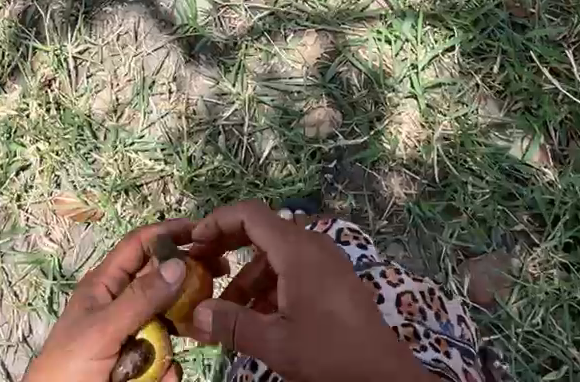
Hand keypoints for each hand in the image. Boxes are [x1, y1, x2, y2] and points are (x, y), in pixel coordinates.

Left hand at [23, 218, 197, 381]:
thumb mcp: (102, 330)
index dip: (167, 233)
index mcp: (105, 285)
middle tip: (214, 281)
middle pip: (160, 283)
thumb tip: (179, 263)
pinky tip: (160, 380)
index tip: (202, 232)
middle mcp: (121, 306)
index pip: (139, 245)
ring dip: (175, 338)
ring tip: (182, 347)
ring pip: (167, 324)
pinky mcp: (139, 367)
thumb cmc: (69, 368)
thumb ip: (140, 298)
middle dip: (185, 285)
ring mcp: (132, 338)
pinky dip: (166, 372)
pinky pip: (164, 362)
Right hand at [185, 201, 432, 381]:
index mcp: (297, 249)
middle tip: (201, 269)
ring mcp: (326, 261)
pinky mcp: (334, 279)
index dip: (217, 222)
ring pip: (276, 256)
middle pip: (262, 230)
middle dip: (228, 248)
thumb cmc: (330, 354)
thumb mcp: (276, 343)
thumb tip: (195, 314)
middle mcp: (312, 244)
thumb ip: (232, 324)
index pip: (250, 214)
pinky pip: (293, 269)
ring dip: (248, 277)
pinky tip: (258, 318)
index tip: (193, 242)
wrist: (386, 377)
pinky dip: (270, 287)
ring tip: (227, 312)